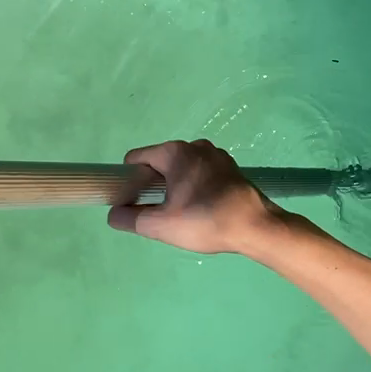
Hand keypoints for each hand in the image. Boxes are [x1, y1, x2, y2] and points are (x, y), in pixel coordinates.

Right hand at [108, 139, 281, 253]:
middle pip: (160, 163)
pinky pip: (200, 173)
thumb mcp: (158, 225)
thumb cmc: (204, 221)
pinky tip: (201, 208)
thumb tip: (114, 212)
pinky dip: (194, 186)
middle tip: (159, 213)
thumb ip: (129, 217)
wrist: (255, 225)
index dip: (128, 179)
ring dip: (174, 188)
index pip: (136, 158)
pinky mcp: (230, 167)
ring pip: (181, 169)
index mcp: (176, 152)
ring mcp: (217, 155)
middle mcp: (196, 146)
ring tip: (181, 214)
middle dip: (152, 185)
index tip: (132, 202)